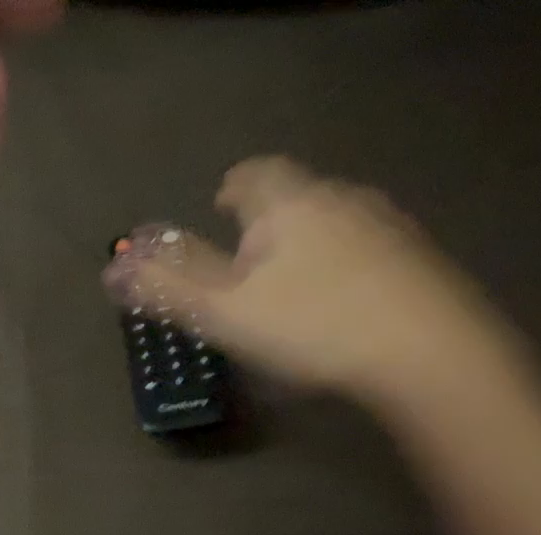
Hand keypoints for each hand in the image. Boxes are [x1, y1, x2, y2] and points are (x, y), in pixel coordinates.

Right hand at [103, 156, 522, 398]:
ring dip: (310, 243)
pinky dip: (348, 267)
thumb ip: (169, 288)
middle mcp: (340, 198)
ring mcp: (387, 225)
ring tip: (295, 285)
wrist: (427, 353)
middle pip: (296, 196)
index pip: (252, 175)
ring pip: (335, 221)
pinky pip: (370, 250)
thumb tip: (112, 268)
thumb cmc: (313, 326)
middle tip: (252, 261)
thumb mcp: (226, 314)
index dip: (232, 190)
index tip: (222, 210)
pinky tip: (346, 305)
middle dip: (270, 221)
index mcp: (287, 203)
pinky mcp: (420, 259)